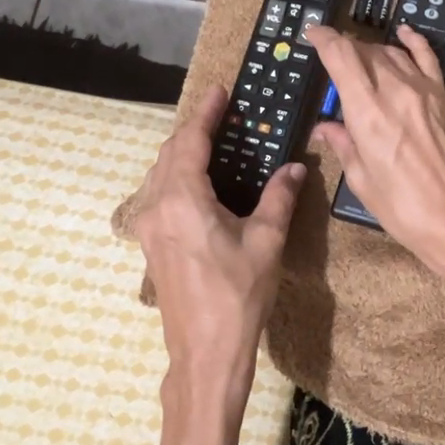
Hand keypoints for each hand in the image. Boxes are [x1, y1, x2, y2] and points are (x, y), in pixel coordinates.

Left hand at [127, 86, 303, 413]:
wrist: (205, 353)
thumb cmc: (238, 295)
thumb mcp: (266, 242)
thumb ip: (278, 198)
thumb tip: (294, 168)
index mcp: (182, 201)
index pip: (189, 142)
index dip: (204, 114)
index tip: (220, 91)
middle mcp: (157, 209)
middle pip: (168, 155)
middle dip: (193, 130)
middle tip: (222, 115)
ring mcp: (149, 229)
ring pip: (160, 176)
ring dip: (182, 153)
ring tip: (214, 143)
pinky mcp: (152, 246)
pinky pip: (159, 195)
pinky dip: (177, 177)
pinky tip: (202, 183)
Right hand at [306, 25, 444, 266]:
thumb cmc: (402, 207)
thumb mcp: (361, 179)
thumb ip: (343, 145)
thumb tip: (325, 127)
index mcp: (367, 112)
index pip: (341, 55)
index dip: (323, 38)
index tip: (312, 33)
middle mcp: (394, 91)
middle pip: (363, 50)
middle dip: (343, 48)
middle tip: (331, 58)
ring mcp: (422, 90)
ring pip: (390, 52)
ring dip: (370, 51)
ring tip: (358, 61)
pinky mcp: (442, 96)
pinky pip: (426, 57)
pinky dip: (413, 41)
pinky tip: (403, 33)